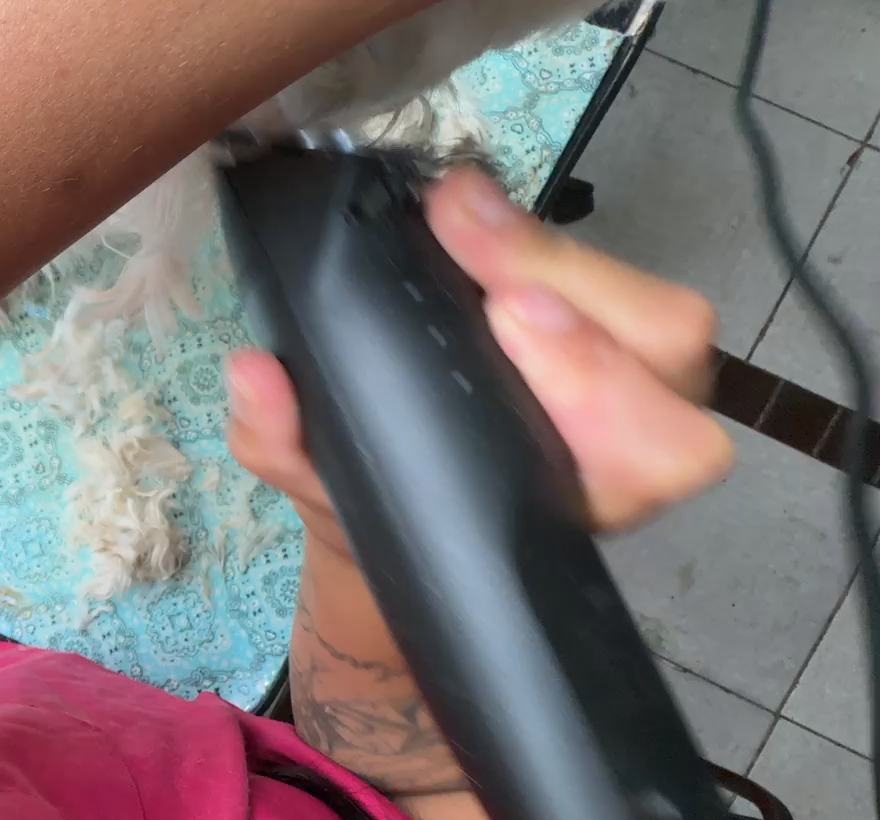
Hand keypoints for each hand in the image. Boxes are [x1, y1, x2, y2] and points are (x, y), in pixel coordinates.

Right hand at [228, 168, 730, 795]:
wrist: (392, 512)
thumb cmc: (368, 514)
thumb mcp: (310, 490)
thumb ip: (277, 442)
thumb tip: (249, 370)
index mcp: (565, 506)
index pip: (636, 445)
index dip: (587, 372)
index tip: (501, 309)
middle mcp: (618, 449)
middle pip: (657, 348)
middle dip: (565, 278)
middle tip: (462, 223)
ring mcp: (623, 390)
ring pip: (651, 309)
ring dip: (559, 254)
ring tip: (463, 217)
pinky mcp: (597, 341)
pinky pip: (612, 285)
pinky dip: (549, 247)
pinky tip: (476, 224)